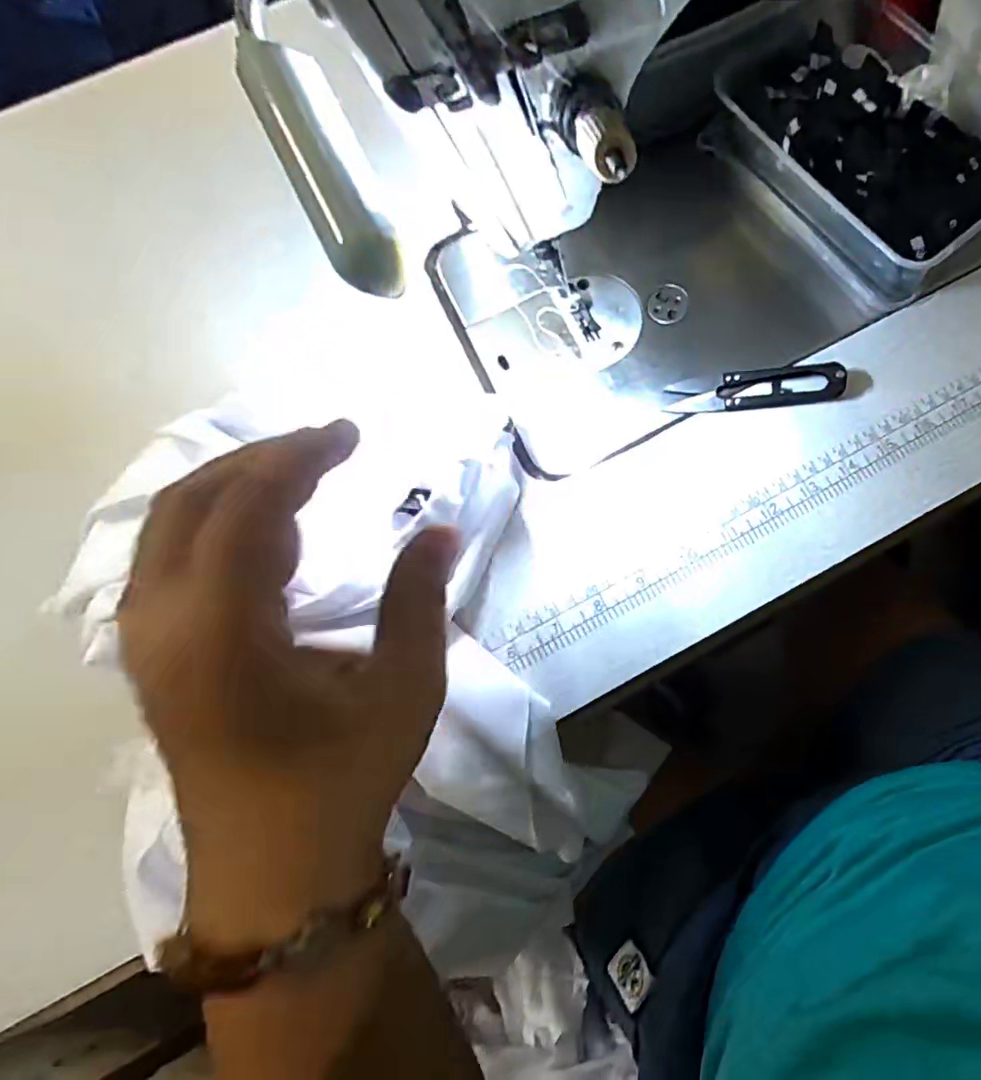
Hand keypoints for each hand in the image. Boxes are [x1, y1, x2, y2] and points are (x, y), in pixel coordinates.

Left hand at [118, 421, 456, 945]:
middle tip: (332, 441)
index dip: (296, 461)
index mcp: (223, 632)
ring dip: (235, 486)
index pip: (245, 514)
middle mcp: (163, 626)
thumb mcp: (406, 682)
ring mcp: (149, 641)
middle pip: (188, 508)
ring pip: (169, 531)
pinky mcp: (159, 654)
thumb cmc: (349, 766)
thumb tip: (441, 531)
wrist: (277, 851)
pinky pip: (173, 561)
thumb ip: (416, 598)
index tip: (351, 433)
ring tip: (306, 468)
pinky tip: (271, 524)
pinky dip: (221, 522)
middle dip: (258, 460)